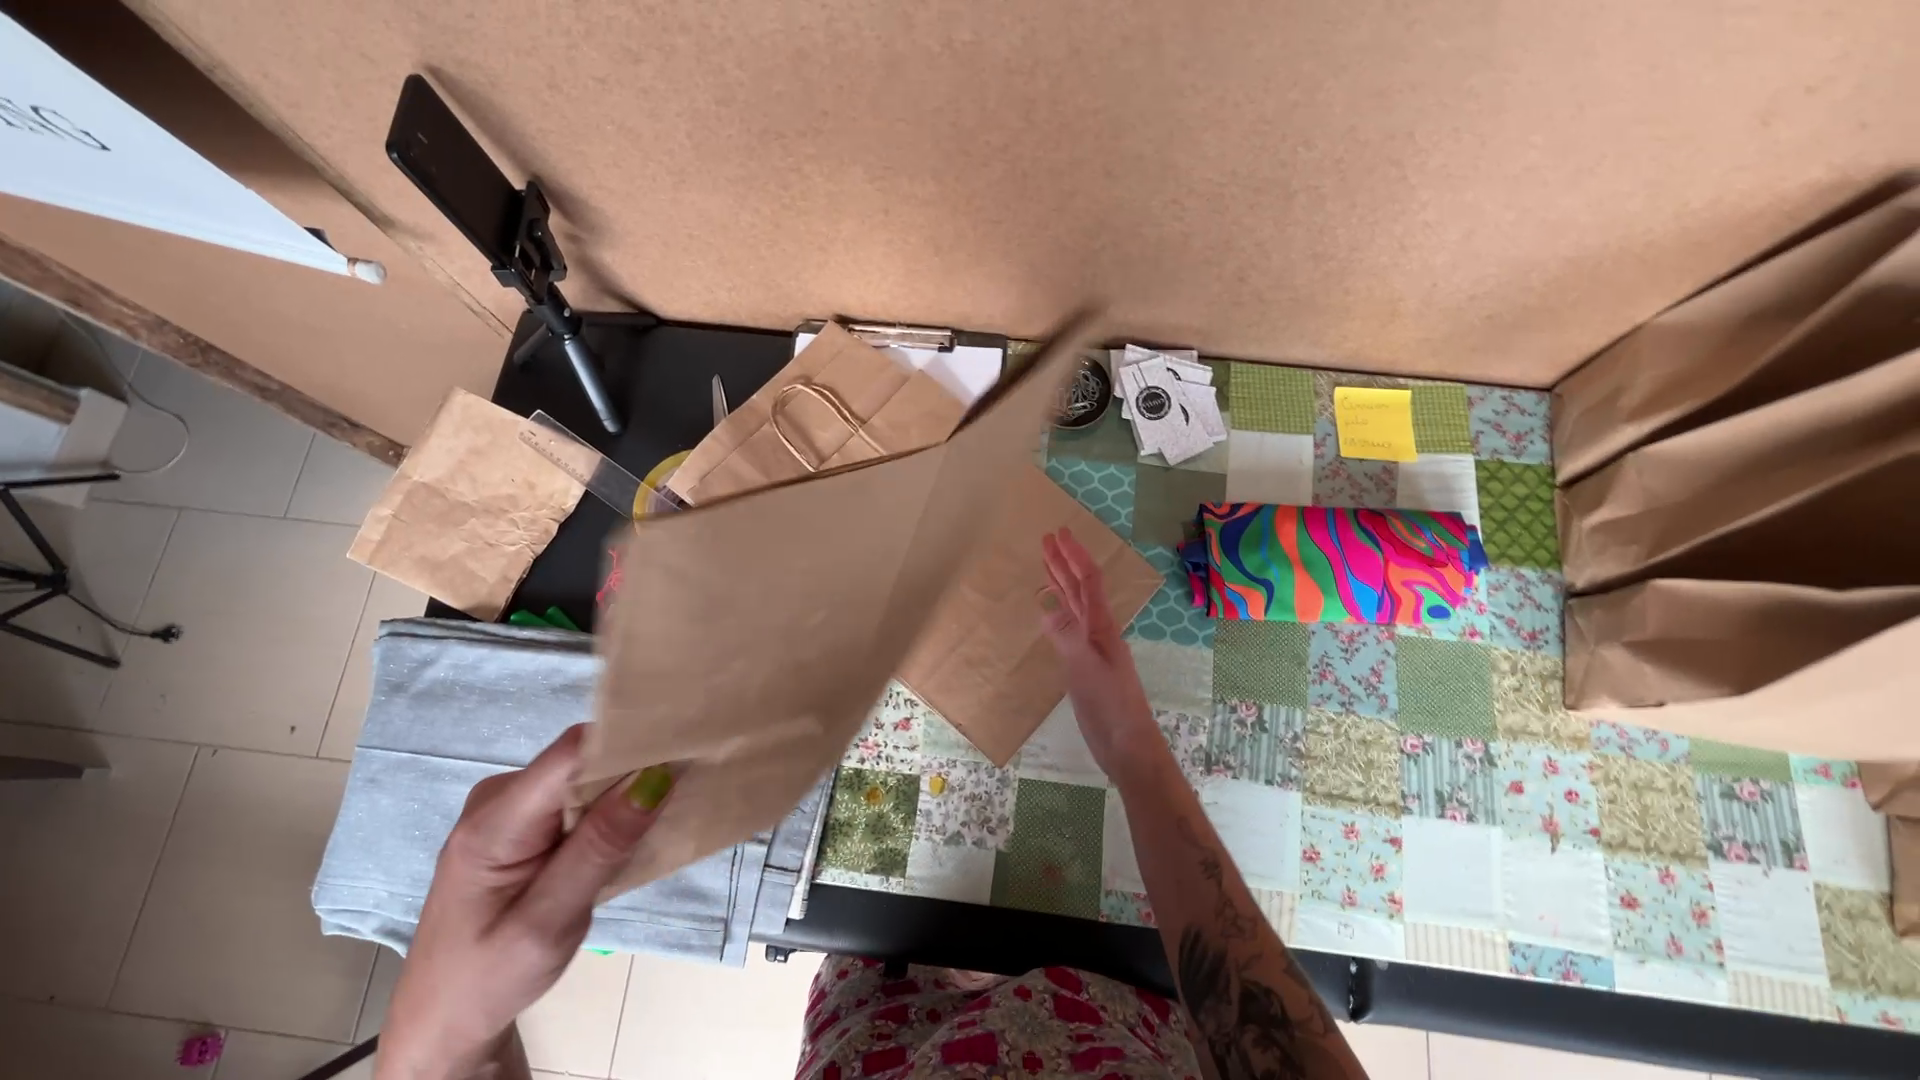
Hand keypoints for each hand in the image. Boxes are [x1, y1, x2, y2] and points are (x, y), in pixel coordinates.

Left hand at [377, 726, 671, 1079]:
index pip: (573, 752)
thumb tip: (656, 777)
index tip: (685, 754)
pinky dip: (609, 812)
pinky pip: (578, 797)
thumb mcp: (548, 924)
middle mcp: (499, 798)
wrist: (443, 1019)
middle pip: (582, 759)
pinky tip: (627, 838)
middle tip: (685, 795)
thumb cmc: (489, 979)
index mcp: (493, 822)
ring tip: (660, 821)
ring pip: (584, 776)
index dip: (629, 744)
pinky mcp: (523, 821)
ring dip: (624, 795)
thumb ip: (599, 849)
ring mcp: (510, 807)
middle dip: (634, 771)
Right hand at [1038, 528, 1161, 781]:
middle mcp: (1097, 632)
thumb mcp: (1086, 669)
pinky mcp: (1083, 666)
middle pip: (1080, 588)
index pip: (1088, 581)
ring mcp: (1091, 649)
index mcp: (1101, 627)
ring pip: (1074, 606)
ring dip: (1061, 583)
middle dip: (1064, 562)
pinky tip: (1049, 612)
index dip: (1074, 556)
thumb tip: (1045, 608)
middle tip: (1046, 539)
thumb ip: (1068, 638)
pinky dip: (1057, 613)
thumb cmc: (1111, 706)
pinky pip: (1068, 628)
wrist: (1127, 744)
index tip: (1059, 533)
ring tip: (1046, 563)